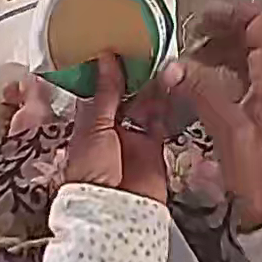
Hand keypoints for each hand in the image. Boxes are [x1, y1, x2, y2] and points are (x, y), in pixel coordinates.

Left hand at [63, 54, 168, 203]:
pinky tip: (173, 85)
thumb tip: (105, 58)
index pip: (100, 91)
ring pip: (145, 106)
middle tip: (147, 52)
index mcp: (89, 124)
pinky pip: (161, 121)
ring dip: (154, 87)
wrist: (115, 215)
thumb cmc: (92, 173)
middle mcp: (111, 129)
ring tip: (164, 65)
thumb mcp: (94, 128)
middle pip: (126, 96)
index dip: (109, 70)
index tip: (119, 45)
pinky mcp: (154, 148)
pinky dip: (167, 104)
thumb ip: (105, 93)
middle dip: (135, 77)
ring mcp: (133, 139)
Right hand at [162, 5, 261, 231]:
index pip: (260, 25)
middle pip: (252, 36)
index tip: (202, 17)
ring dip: (219, 49)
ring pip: (246, 56)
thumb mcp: (229, 129)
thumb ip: (203, 92)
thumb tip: (175, 65)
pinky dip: (221, 69)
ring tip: (190, 56)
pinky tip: (200, 81)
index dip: (232, 14)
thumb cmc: (259, 172)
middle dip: (221, 29)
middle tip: (190, 33)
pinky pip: (242, 76)